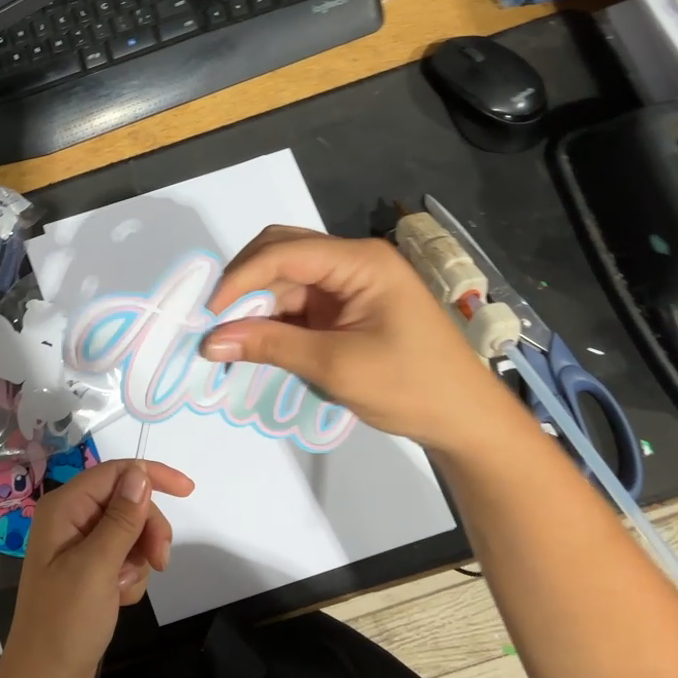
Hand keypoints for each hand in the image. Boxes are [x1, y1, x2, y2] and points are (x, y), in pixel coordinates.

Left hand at [0, 461, 193, 677]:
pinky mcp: (91, 569)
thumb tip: (139, 473)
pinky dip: (131, 577)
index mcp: (64, 507)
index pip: (114, 473)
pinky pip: (125, 558)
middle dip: (147, 530)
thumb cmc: (64, 621)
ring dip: (138, 559)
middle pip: (127, 502)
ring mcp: (80, 544)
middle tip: (160, 562)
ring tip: (123, 589)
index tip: (189, 491)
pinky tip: (118, 599)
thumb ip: (121, 519)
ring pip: (131, 532)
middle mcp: (71, 518)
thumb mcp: (97, 567)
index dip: (150, 475)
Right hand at [198, 226, 525, 454]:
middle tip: (212, 319)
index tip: (208, 313)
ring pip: (283, 279)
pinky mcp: (344, 308)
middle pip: (281, 253)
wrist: (468, 424)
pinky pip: (295, 302)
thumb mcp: (337, 366)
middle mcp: (352, 262)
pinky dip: (271, 320)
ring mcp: (348, 285)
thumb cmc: (413, 388)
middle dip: (243, 283)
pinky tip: (252, 341)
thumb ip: (271, 345)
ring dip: (254, 304)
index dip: (240, 278)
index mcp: (361, 262)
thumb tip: (209, 340)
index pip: (284, 253)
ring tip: (226, 336)